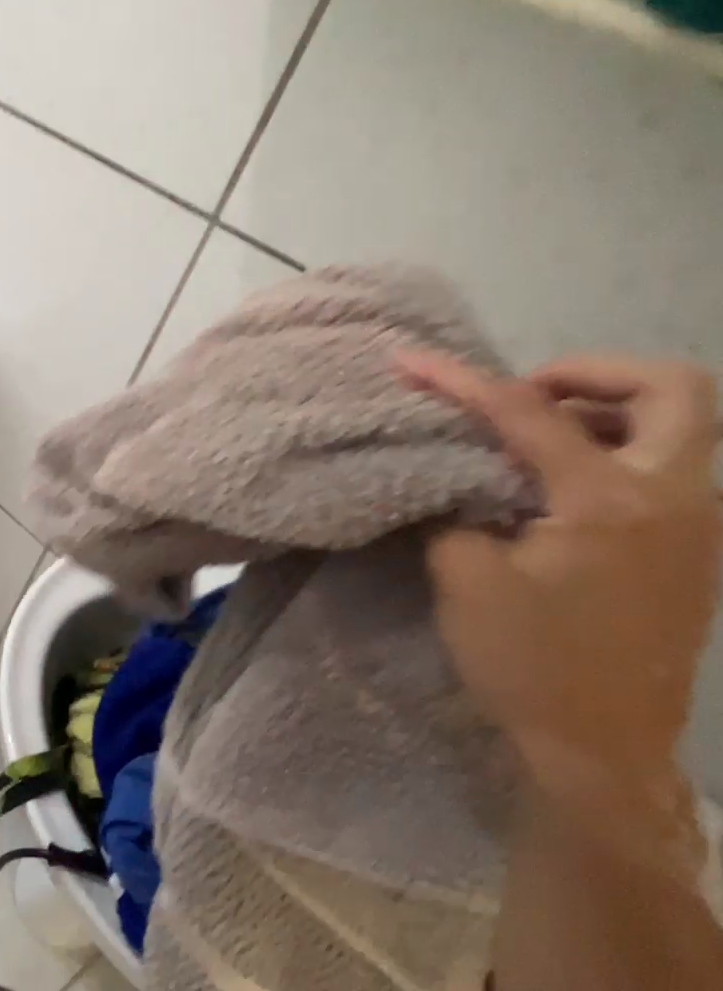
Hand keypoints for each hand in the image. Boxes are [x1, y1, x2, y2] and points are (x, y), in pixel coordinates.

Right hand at [395, 351, 719, 786]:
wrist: (599, 743)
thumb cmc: (528, 658)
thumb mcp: (465, 577)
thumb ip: (456, 508)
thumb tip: (453, 477)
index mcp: (611, 501)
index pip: (529, 415)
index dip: (462, 380)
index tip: (409, 361)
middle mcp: (674, 497)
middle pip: (669, 389)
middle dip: (589, 373)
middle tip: (520, 396)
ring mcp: (695, 523)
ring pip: (678, 425)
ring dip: (603, 411)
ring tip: (528, 438)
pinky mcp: (690, 548)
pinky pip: (664, 467)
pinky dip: (609, 450)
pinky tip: (550, 484)